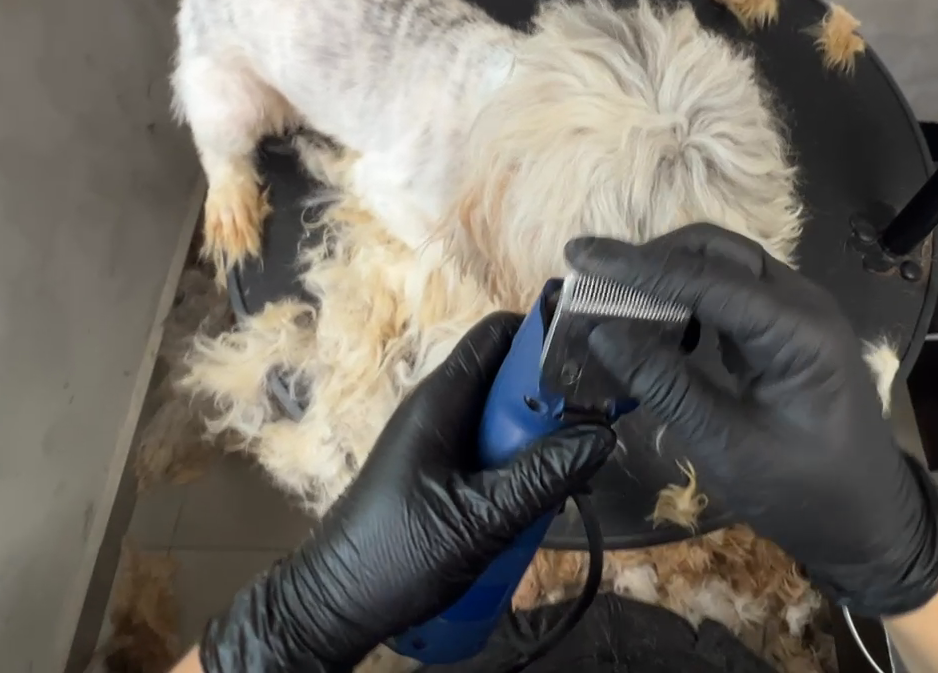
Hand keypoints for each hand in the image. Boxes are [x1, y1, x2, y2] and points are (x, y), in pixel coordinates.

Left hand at [197, 312, 616, 672]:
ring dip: (538, 434)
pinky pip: (488, 445)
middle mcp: (441, 404)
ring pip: (501, 414)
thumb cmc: (399, 553)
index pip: (498, 333)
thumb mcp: (480, 518)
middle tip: (593, 423)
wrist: (334, 605)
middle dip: (550, 395)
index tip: (590, 358)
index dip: (543, 334)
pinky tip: (544, 494)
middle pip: (506, 374)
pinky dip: (519, 459)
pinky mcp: (439, 466)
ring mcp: (438, 435)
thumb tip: (603, 434)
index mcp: (443, 396)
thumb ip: (542, 476)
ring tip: (577, 465)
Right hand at [569, 224, 937, 617]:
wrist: (873, 524)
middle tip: (595, 279)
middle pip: (717, 251)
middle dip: (652, 259)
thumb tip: (602, 330)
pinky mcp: (785, 324)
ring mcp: (797, 309)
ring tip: (614, 295)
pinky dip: (686, 294)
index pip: (706, 278)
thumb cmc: (806, 495)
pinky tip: (655, 317)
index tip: (582, 255)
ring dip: (667, 272)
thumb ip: (664, 383)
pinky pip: (729, 289)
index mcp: (798, 331)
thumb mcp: (727, 448)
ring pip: (722, 263)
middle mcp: (802, 302)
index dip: (639, 266)